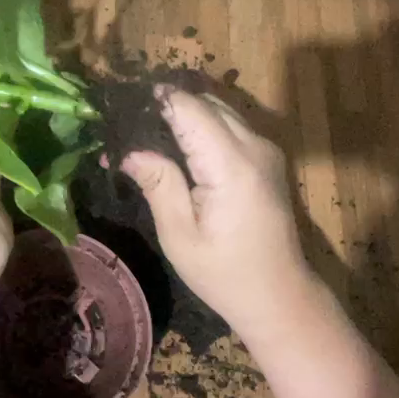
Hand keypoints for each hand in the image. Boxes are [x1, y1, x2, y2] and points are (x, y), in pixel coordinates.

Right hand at [121, 87, 315, 340]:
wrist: (280, 295)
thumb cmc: (225, 274)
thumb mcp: (179, 235)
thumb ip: (158, 184)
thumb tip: (127, 150)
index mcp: (231, 164)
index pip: (188, 107)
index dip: (153, 101)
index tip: (118, 112)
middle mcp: (254, 145)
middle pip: (204, 102)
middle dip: (165, 106)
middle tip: (125, 128)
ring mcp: (265, 149)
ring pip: (218, 109)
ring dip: (183, 115)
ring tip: (145, 137)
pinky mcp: (267, 157)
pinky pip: (230, 126)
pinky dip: (201, 127)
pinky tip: (176, 149)